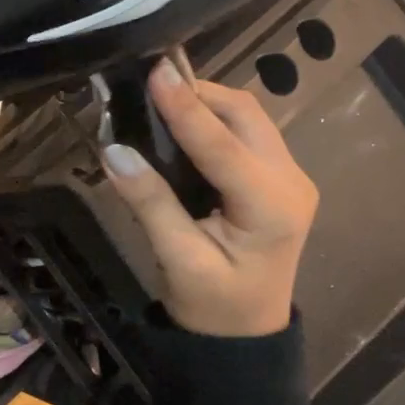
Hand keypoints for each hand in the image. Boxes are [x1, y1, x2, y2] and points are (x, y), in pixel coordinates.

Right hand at [102, 60, 317, 336]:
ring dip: (206, 101)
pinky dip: (211, 117)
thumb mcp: (176, 257)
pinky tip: (180, 119)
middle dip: (198, 93)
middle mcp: (290, 182)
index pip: (221, 144)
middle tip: (148, 82)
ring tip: (159, 95)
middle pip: (246, 116)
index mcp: (270, 207)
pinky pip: (246, 132)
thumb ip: (149, 201)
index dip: (185, 106)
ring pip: (249, 118)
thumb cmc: (211, 302)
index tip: (155, 71)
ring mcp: (289, 178)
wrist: (244, 332)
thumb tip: (113, 150)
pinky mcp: (277, 179)